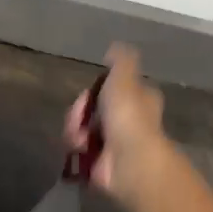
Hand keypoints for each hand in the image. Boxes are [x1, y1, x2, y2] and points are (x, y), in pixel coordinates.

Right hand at [66, 44, 164, 202]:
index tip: (89, 93)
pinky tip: (77, 151)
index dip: (95, 90)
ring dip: (74, 131)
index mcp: (138, 100)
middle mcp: (127, 121)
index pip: (111, 89)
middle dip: (79, 112)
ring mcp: (112, 144)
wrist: (127, 160)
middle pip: (91, 110)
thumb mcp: (124, 77)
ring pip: (81, 130)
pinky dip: (74, 150)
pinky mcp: (99, 163)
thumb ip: (120, 61)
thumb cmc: (128, 116)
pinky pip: (78, 151)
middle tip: (79, 118)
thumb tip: (114, 48)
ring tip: (79, 139)